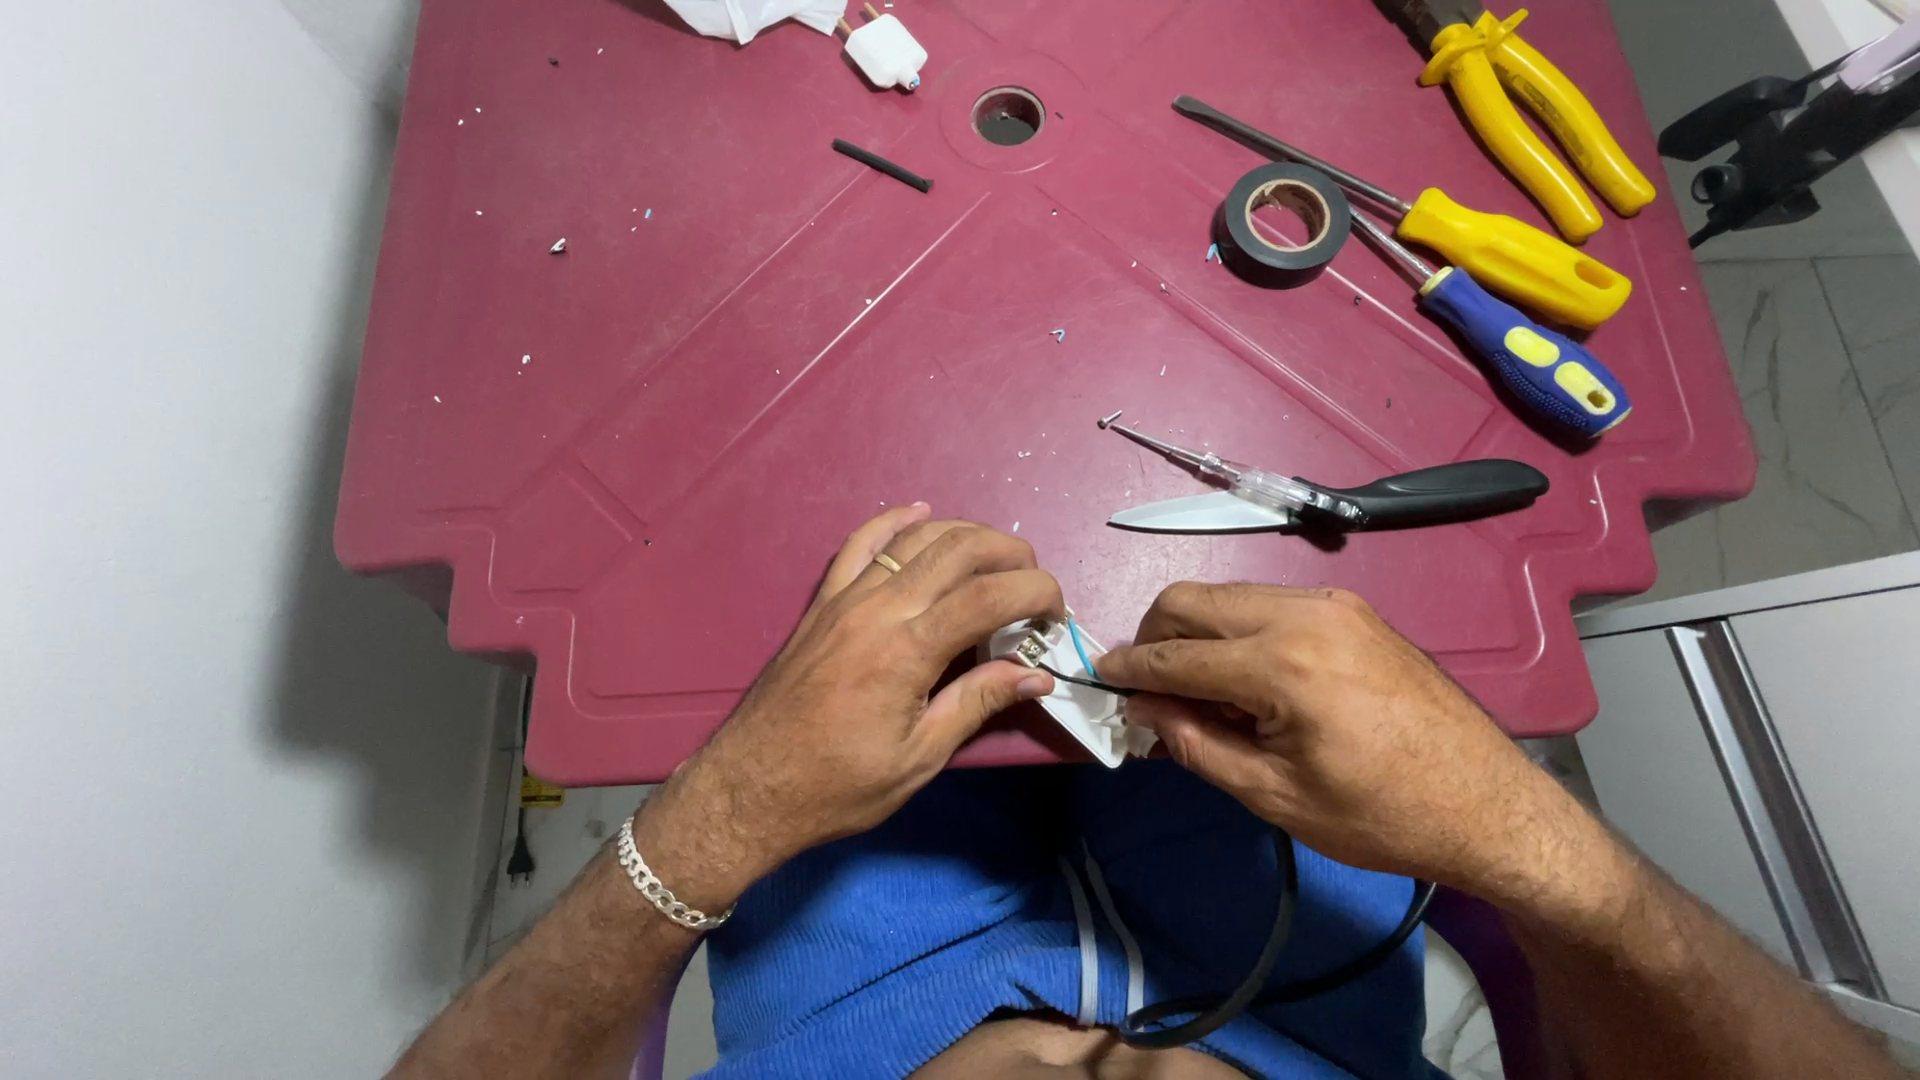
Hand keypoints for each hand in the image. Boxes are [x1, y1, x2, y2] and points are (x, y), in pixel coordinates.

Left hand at [638, 506, 1062, 902]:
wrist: (750, 788)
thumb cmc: (838, 785)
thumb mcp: (918, 757)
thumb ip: (978, 703)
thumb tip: (1038, 673)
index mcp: (908, 650)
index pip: (988, 596)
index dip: (1035, 592)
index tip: (1056, 612)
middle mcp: (878, 609)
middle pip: (957, 550)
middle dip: (1009, 553)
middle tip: (1034, 582)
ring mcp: (845, 598)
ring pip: (913, 539)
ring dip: (964, 534)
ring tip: (995, 554)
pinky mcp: (822, 602)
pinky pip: (859, 545)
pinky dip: (893, 522)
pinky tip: (919, 514)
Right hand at [1095, 583, 1585, 894]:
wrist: (1492, 806)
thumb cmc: (1380, 816)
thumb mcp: (1273, 796)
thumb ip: (1196, 744)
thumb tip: (1142, 708)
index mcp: (1282, 666)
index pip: (1176, 657)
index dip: (1129, 669)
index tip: (1099, 677)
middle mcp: (1301, 614)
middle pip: (1189, 599)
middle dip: (1152, 636)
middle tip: (1145, 683)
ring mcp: (1329, 602)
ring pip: (1224, 593)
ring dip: (1192, 629)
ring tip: (1197, 686)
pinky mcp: (1348, 606)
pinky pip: (1264, 599)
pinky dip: (1233, 626)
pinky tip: (1244, 672)